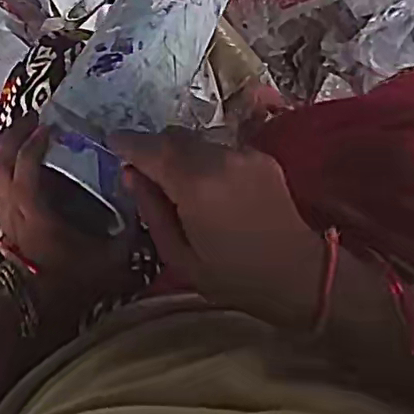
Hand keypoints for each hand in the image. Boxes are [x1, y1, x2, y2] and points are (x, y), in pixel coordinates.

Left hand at [0, 119, 142, 324]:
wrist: (37, 312)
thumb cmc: (73, 283)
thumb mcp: (110, 257)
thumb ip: (130, 229)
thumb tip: (145, 199)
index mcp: (34, 211)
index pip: (25, 166)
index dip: (35, 143)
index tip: (51, 126)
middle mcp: (12, 207)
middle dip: (13, 135)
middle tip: (34, 118)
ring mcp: (3, 213)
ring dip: (5, 146)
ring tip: (25, 132)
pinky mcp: (2, 219)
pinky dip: (5, 163)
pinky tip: (20, 158)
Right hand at [111, 128, 326, 330]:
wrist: (302, 276)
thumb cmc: (234, 276)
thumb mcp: (178, 256)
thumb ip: (150, 210)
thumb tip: (130, 174)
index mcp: (194, 185)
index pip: (149, 149)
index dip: (126, 142)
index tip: (111, 142)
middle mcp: (218, 159)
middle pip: (171, 136)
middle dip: (151, 146)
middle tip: (141, 167)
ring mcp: (242, 154)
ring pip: (195, 140)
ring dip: (178, 153)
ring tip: (177, 181)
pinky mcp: (259, 156)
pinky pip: (218, 148)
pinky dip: (204, 159)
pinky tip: (209, 186)